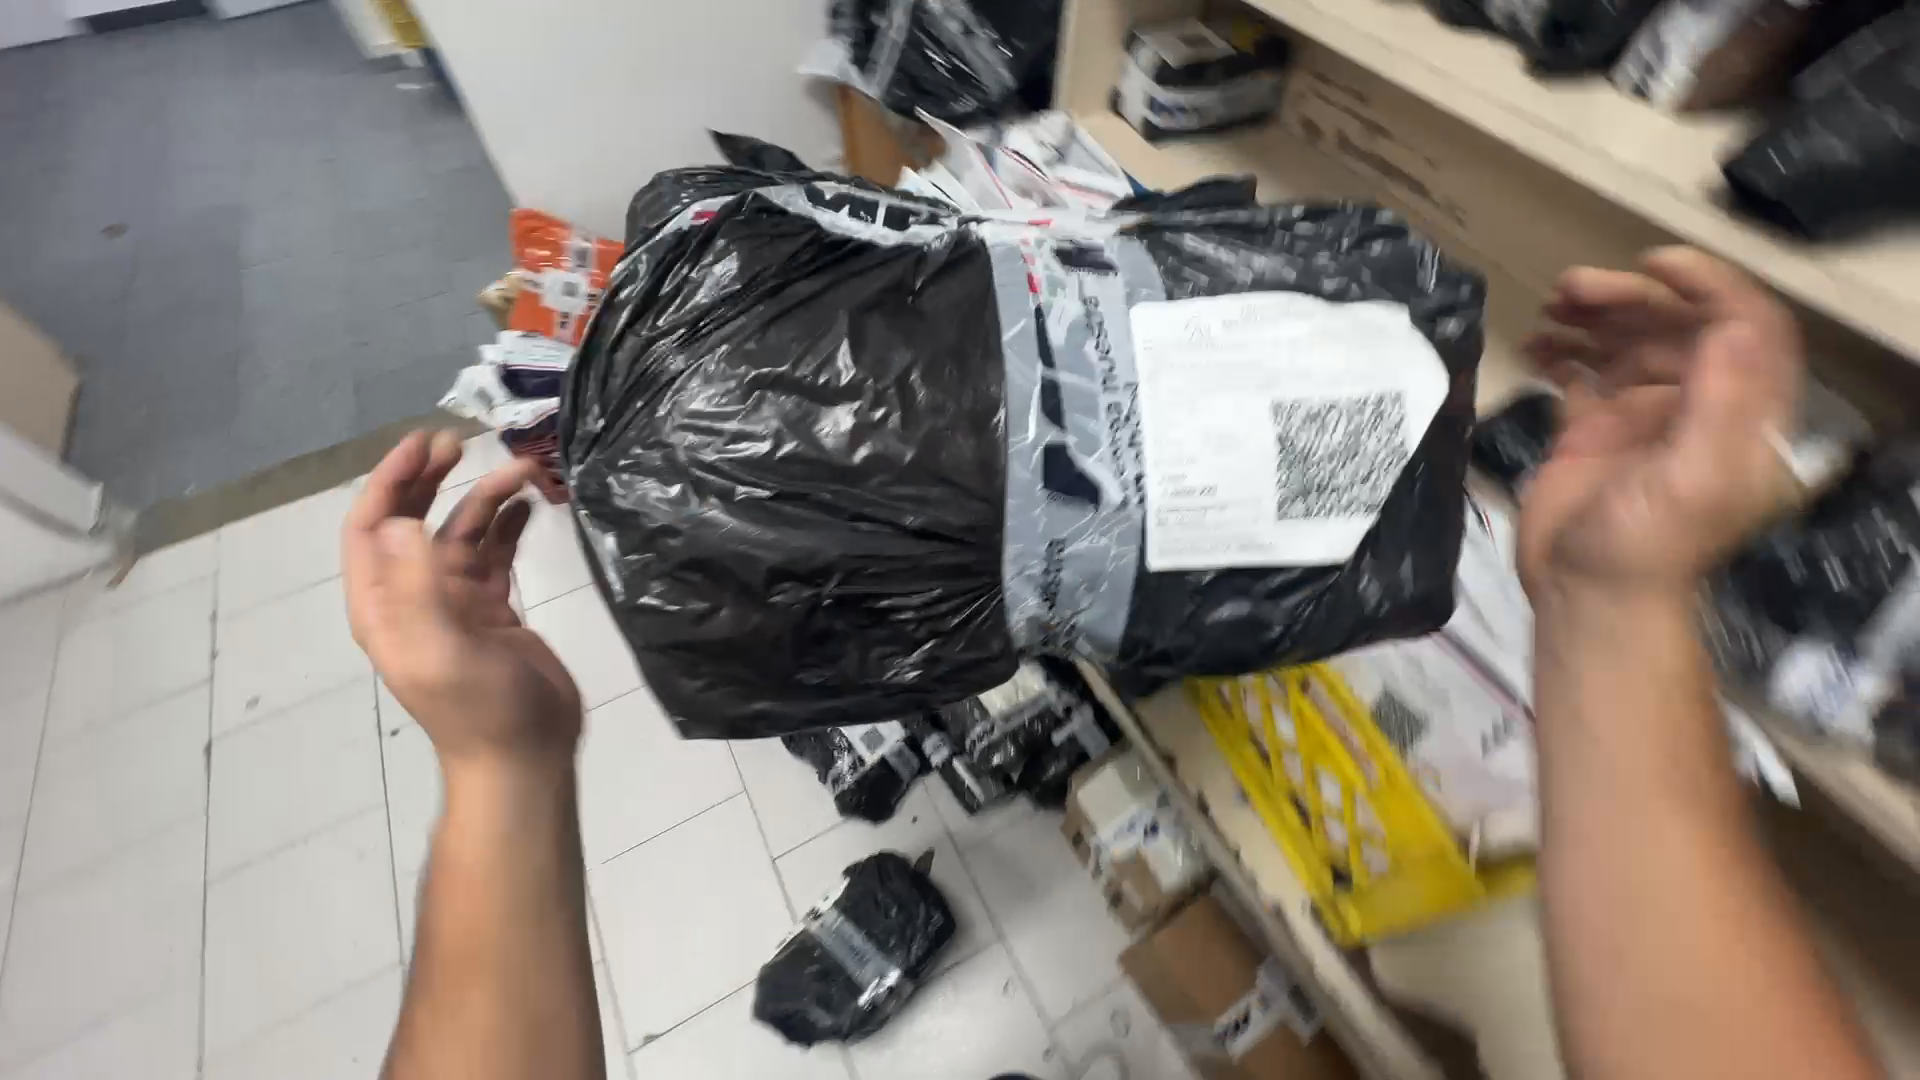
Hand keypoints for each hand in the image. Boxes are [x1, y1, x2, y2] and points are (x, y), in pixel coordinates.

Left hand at [342, 431, 582, 775]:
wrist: (524, 754)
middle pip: (413, 522)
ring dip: (487, 499)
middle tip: (463, 443)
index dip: (390, 481)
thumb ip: (417, 587)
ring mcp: (457, 603)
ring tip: (524, 471)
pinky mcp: (495, 611)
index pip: (371, 528)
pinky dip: (511, 527)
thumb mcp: (440, 649)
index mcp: (385, 605)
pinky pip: (497, 556)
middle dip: (432, 479)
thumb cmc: (480, 707)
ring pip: (464, 534)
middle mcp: (414, 597)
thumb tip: (401, 521)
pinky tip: (531, 508)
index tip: (425, 444)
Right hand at [1517, 248, 1804, 610]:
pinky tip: (1533, 347)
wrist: (1586, 591)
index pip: (1740, 328)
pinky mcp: (1586, 434)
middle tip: (1570, 289)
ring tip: (1549, 307)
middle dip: (1628, 300)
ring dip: (1591, 320)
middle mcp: (1691, 405)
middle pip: (1672, 330)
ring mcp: (1635, 419)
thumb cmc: (1648, 544)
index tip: (1654, 264)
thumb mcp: (1698, 478)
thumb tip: (1730, 325)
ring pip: (1622, 347)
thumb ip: (1722, 404)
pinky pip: (1577, 379)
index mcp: (1737, 412)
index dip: (1708, 286)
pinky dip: (1558, 356)